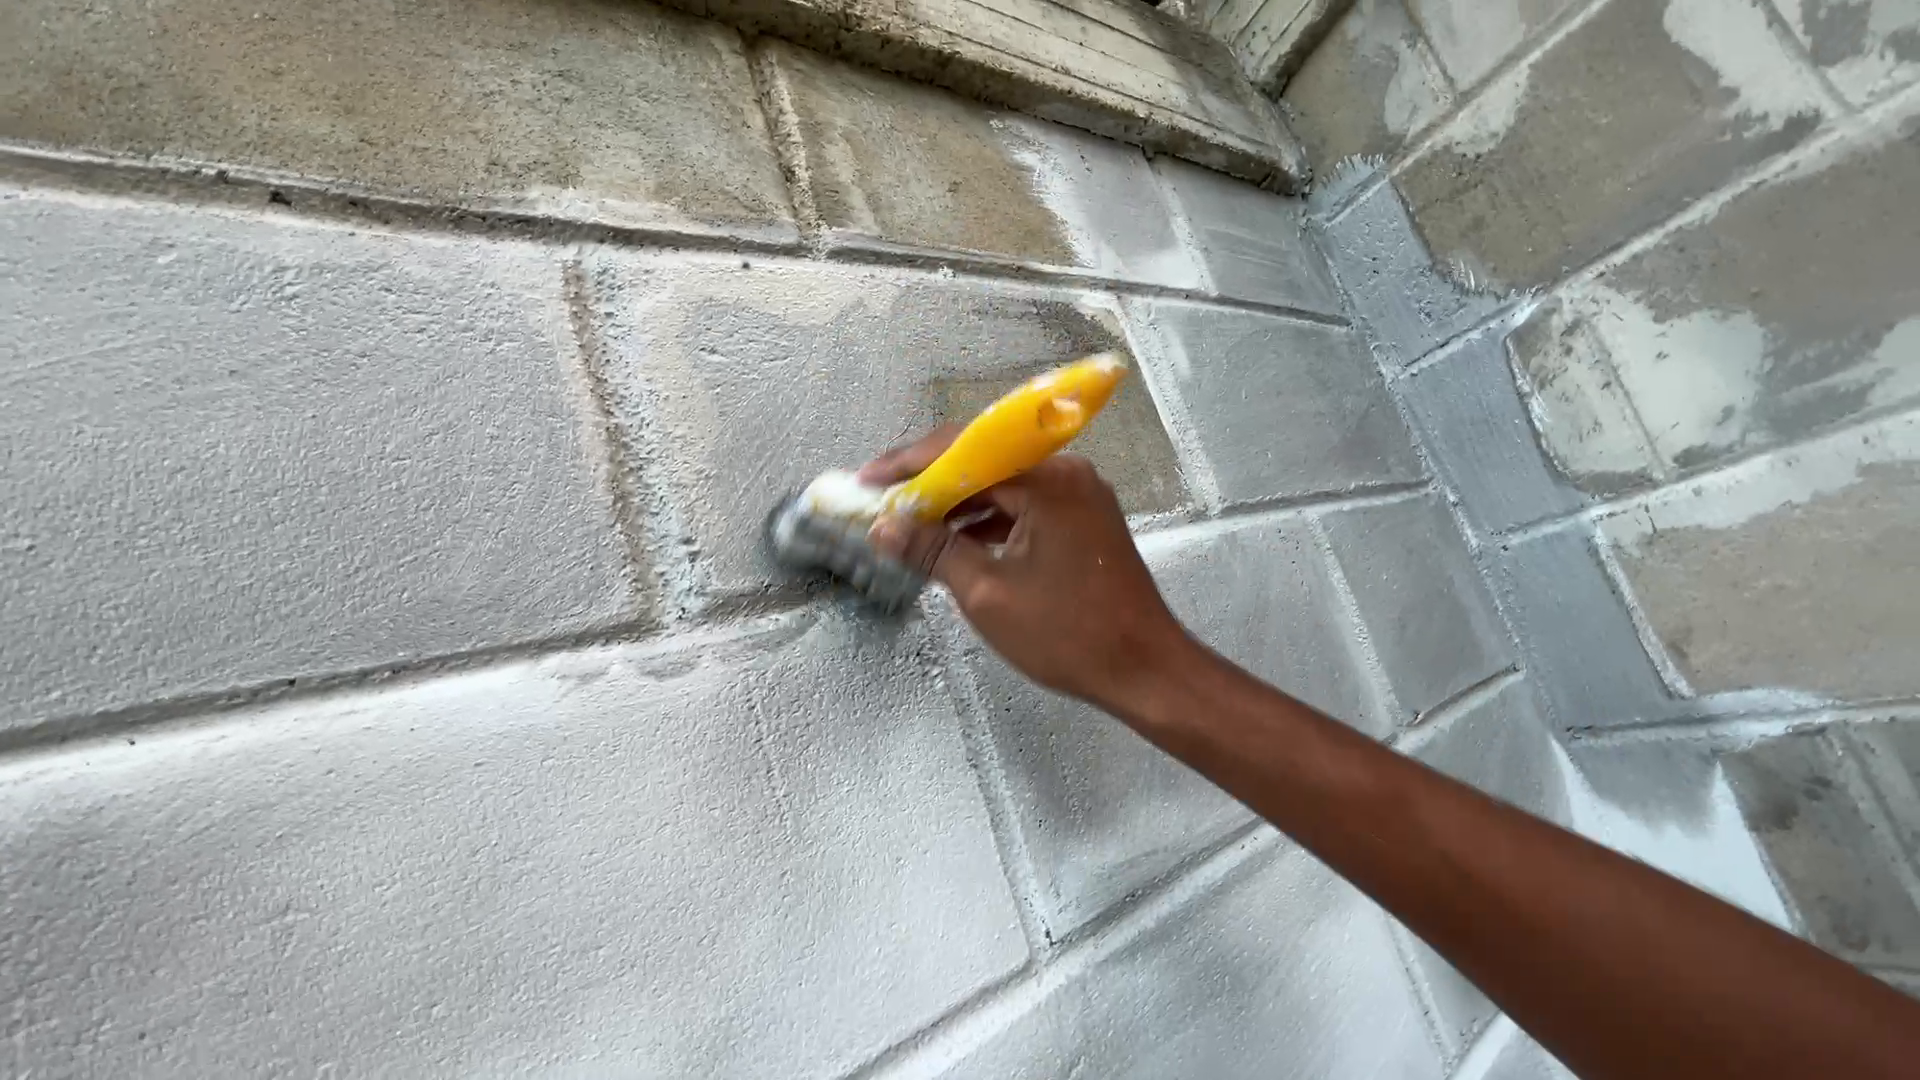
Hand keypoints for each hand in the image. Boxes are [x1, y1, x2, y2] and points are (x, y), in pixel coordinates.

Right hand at [859, 428, 1194, 711]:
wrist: (1144, 669)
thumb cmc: (1067, 634)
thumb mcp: (987, 592)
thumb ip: (932, 550)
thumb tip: (883, 527)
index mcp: (1046, 480)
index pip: (963, 451)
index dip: (907, 465)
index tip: (865, 481)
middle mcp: (1065, 473)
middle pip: (984, 462)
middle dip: (930, 483)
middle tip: (882, 502)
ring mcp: (1078, 495)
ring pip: (1003, 484)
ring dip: (957, 502)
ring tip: (908, 522)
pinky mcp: (1081, 519)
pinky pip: (1024, 505)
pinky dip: (988, 519)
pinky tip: (954, 538)